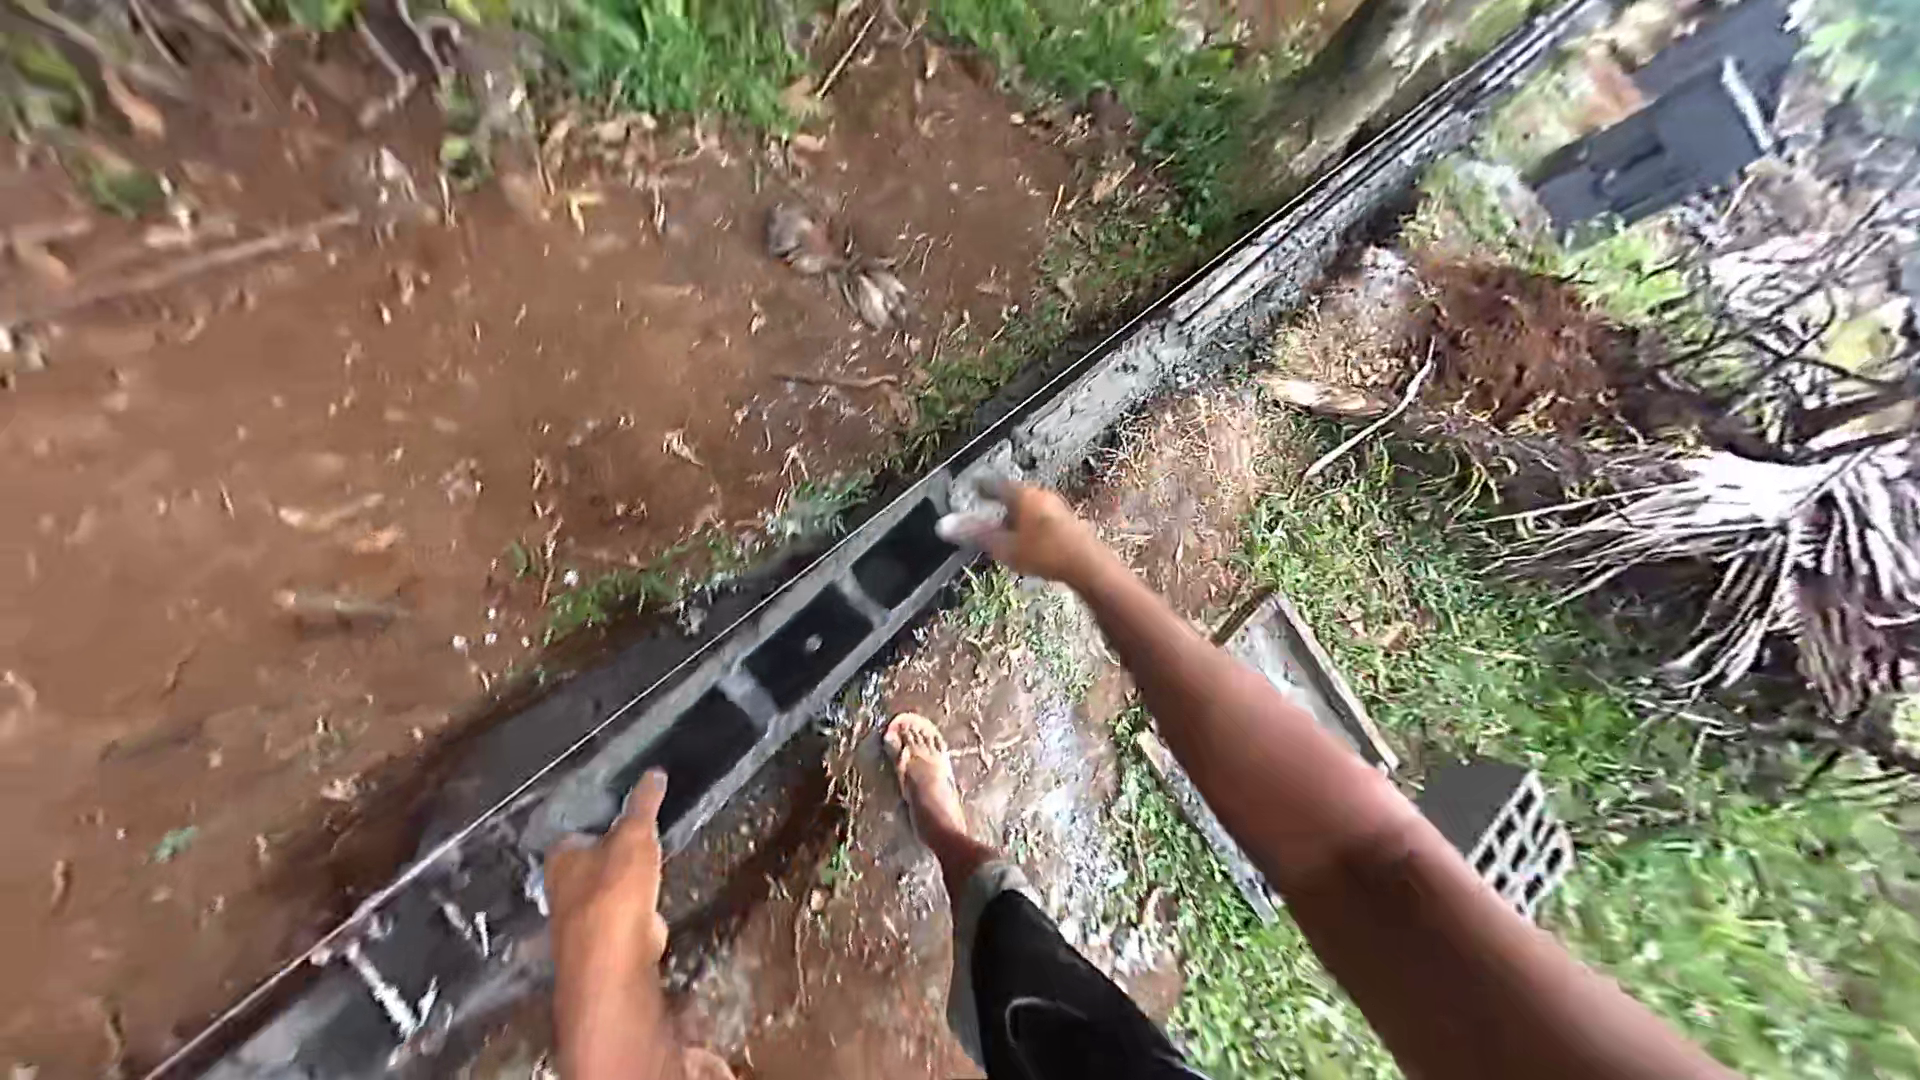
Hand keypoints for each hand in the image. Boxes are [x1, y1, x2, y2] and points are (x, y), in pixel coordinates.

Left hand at [547, 769, 677, 1079]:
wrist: (614, 956)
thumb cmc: (615, 887)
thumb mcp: (635, 833)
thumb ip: (644, 802)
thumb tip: (654, 771)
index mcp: (561, 856)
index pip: (577, 823)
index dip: (602, 808)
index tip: (628, 795)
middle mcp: (563, 883)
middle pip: (592, 850)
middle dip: (616, 836)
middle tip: (646, 815)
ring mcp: (583, 911)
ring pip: (608, 875)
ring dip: (628, 864)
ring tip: (656, 840)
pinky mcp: (606, 931)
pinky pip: (624, 897)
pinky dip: (639, 886)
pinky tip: (657, 876)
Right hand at [939, 478, 1108, 585]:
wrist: (1087, 565)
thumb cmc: (1043, 553)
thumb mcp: (1002, 546)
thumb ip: (973, 534)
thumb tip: (943, 525)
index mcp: (1022, 495)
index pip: (995, 485)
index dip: (982, 487)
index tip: (975, 486)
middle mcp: (1041, 495)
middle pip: (1015, 496)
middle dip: (1002, 506)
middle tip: (991, 516)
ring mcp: (1058, 507)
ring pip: (1031, 508)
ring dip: (1018, 519)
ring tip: (1010, 535)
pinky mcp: (1069, 522)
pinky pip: (1044, 519)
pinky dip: (1033, 526)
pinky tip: (1033, 543)